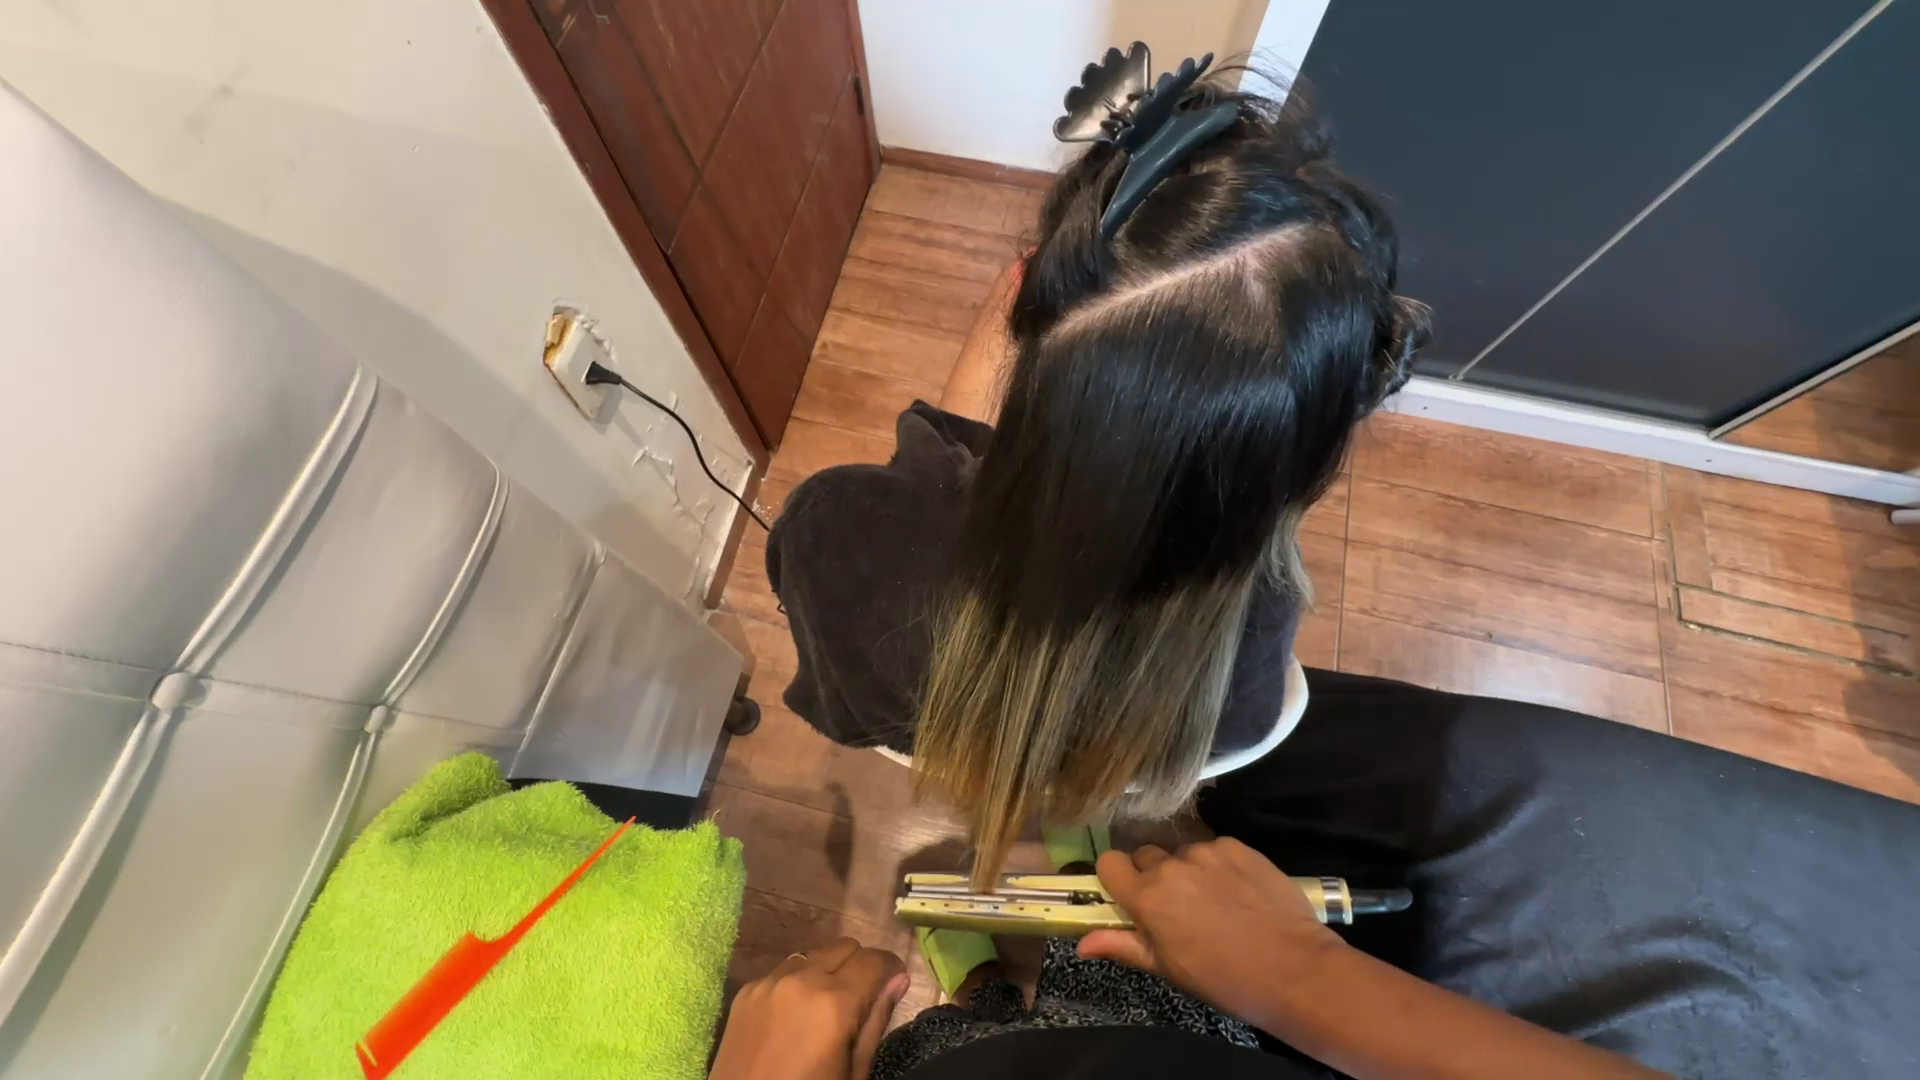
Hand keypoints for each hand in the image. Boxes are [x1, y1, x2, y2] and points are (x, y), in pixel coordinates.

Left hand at [710, 938, 908, 1079]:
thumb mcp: (852, 1074)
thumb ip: (877, 1021)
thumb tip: (898, 979)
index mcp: (834, 1004)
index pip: (874, 960)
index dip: (890, 967)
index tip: (894, 982)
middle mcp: (802, 980)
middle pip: (846, 947)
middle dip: (860, 966)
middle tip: (861, 999)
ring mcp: (769, 982)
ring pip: (814, 954)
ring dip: (828, 971)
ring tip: (825, 1007)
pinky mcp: (746, 991)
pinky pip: (783, 970)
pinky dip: (798, 983)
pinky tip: (794, 1016)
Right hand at [1078, 839, 1344, 1026]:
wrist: (1297, 971)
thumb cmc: (1225, 980)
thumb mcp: (1169, 969)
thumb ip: (1123, 946)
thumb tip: (1082, 943)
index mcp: (1148, 896)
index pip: (1109, 863)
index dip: (1117, 878)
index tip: (1130, 897)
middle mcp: (1170, 865)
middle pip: (1145, 856)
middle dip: (1154, 876)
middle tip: (1178, 907)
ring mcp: (1205, 851)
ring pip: (1182, 853)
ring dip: (1189, 872)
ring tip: (1216, 902)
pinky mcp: (1236, 845)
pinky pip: (1214, 849)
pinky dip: (1219, 866)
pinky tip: (1239, 892)